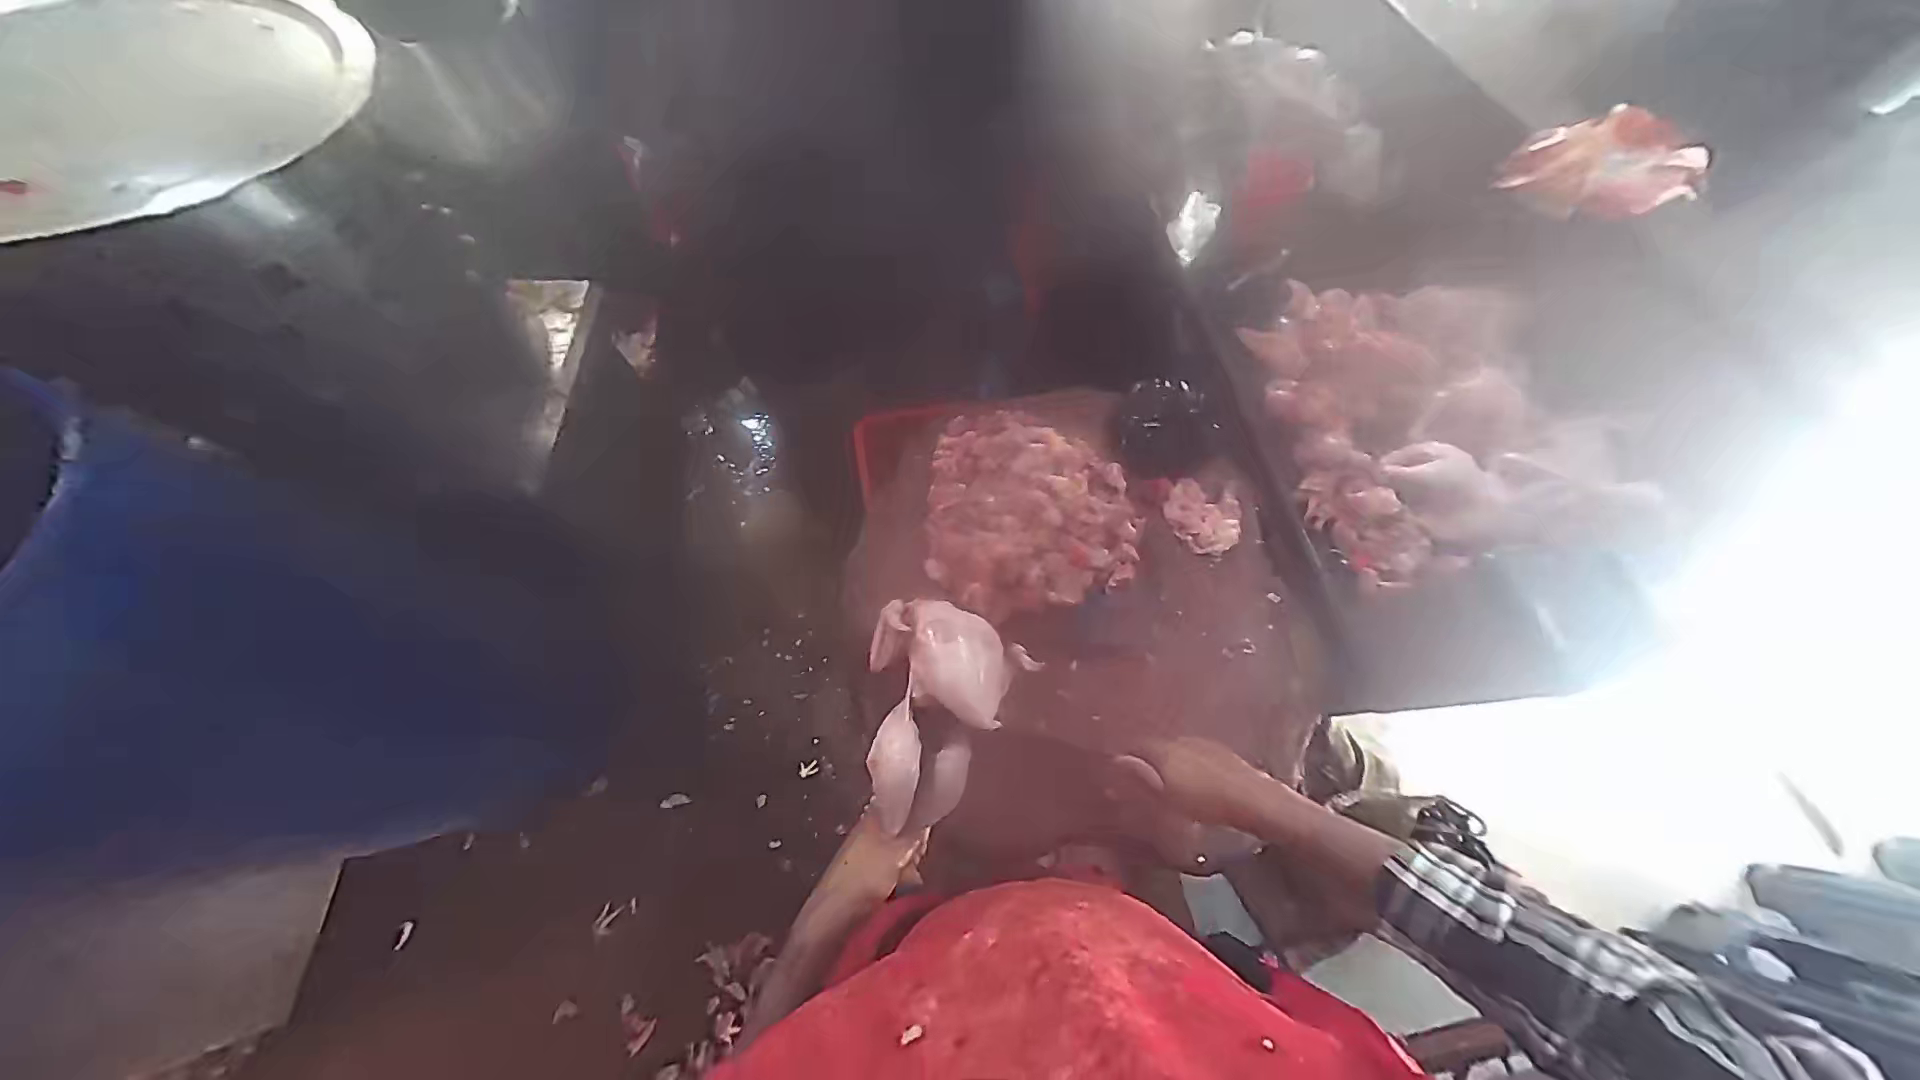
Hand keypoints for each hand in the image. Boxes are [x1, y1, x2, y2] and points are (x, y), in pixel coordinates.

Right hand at [1109, 738, 1280, 833]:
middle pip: (1159, 746)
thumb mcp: (1167, 795)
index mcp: (1166, 747)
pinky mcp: (1226, 757)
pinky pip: (1198, 758)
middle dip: (1148, 758)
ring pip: (1180, 751)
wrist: (1258, 803)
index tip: (1117, 769)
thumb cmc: (1207, 801)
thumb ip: (1141, 777)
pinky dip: (1190, 767)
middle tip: (1140, 776)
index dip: (1126, 756)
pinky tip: (1194, 782)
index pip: (1137, 744)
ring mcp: (1207, 746)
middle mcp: (1184, 740)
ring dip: (1171, 763)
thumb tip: (1117, 759)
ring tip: (1166, 781)